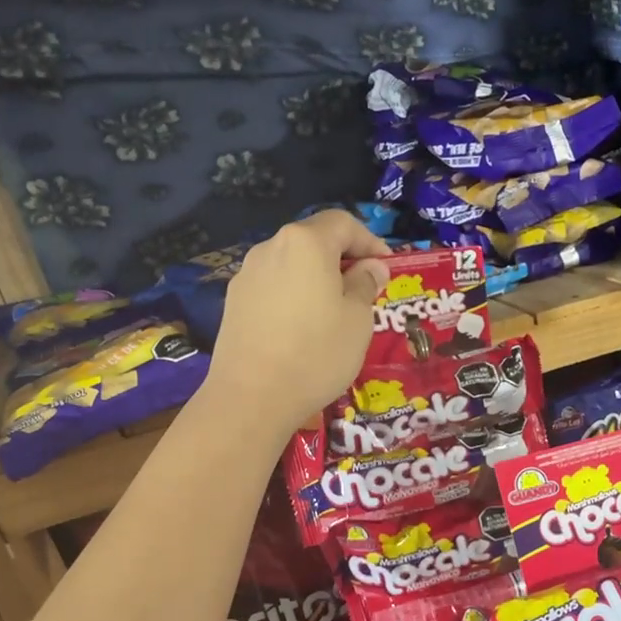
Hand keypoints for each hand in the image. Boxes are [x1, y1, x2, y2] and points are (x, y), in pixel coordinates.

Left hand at [207, 210, 389, 424]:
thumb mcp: (358, 320)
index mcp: (306, 243)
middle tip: (365, 290)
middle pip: (314, 240)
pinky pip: (274, 286)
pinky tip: (304, 328)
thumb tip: (370, 268)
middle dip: (343, 259)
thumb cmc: (317, 353)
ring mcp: (248, 274)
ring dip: (317, 278)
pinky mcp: (234, 301)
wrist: (252, 396)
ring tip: (335, 312)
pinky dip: (295, 296)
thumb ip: (365, 285)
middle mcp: (272, 247)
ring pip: (293, 264)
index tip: (386, 269)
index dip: (370, 241)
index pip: (343, 223)